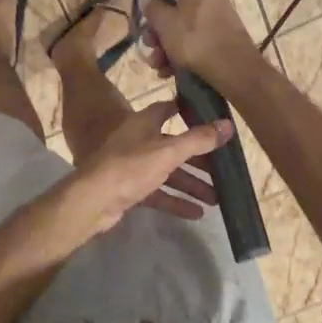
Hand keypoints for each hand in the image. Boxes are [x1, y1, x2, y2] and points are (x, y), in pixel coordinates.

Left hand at [69, 100, 234, 231]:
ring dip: (191, 185)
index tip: (213, 119)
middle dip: (199, 160)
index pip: (169, 109)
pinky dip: (176, 201)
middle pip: (175, 147)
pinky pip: (159, 193)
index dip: (190, 112)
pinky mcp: (130, 189)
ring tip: (217, 199)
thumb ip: (199, 139)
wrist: (93, 200)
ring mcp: (133, 167)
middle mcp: (138, 141)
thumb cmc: (131, 166)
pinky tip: (197, 213)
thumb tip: (228, 125)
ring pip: (168, 173)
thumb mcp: (169, 151)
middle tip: (224, 171)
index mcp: (145, 123)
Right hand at [137, 0, 260, 87]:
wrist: (234, 70)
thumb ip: (152, 8)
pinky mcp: (218, 36)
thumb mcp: (166, 24)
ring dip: (163, 44)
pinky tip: (168, 70)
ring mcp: (214, 16)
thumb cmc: (196, 40)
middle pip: (172, 2)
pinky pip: (191, 39)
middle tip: (146, 41)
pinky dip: (178, 53)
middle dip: (154, 25)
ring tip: (157, 64)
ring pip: (179, 25)